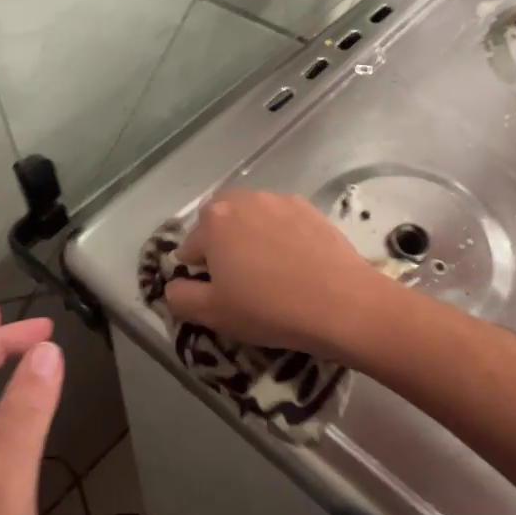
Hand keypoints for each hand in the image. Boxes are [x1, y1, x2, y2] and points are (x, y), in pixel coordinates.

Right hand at [165, 189, 396, 362]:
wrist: (341, 303)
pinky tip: (297, 265)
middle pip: (220, 224)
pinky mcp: (311, 209)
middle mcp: (244, 200)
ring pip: (253, 219)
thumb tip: (174, 285)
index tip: (219, 296)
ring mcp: (281, 201)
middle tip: (242, 282)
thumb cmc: (269, 309)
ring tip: (271, 273)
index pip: (189, 249)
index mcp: (213, 221)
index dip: (199, 275)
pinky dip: (282, 238)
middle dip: (223, 247)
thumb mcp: (212, 314)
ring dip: (252, 239)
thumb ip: (180, 297)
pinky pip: (283, 222)